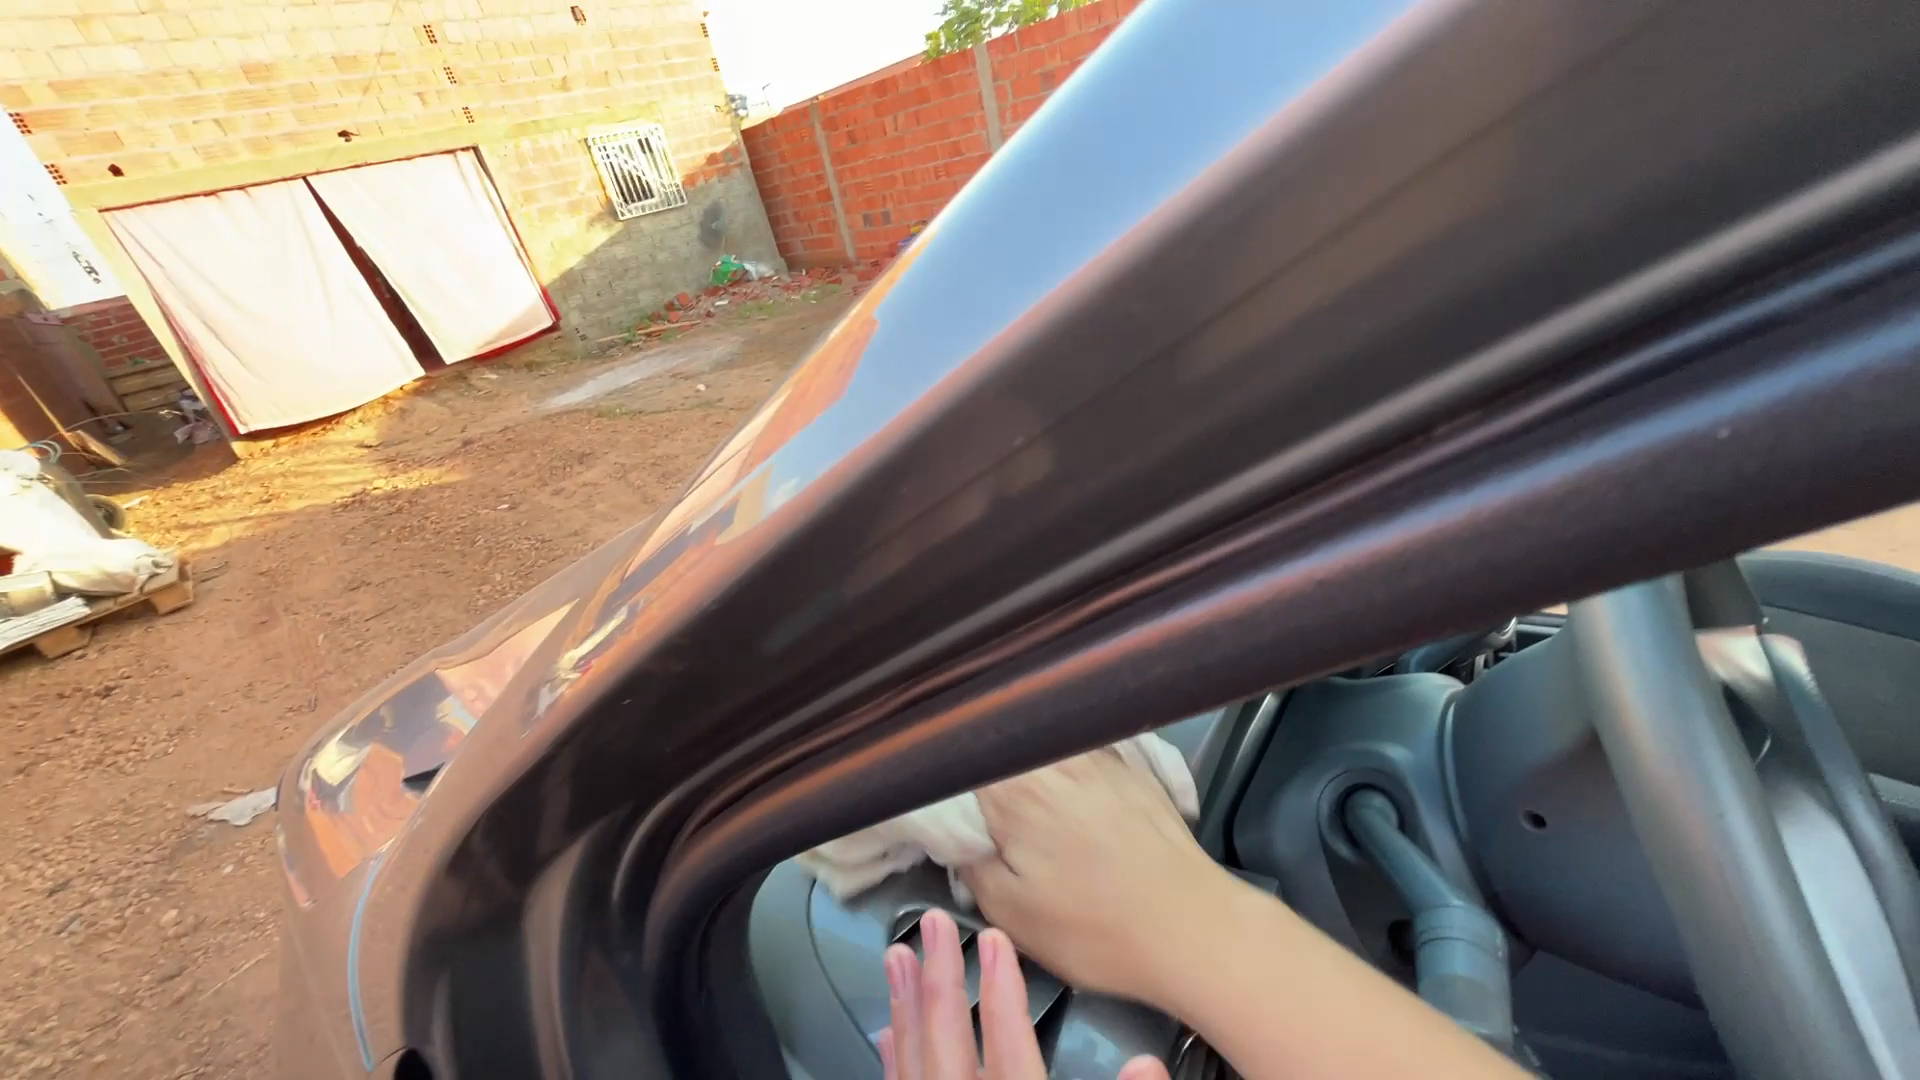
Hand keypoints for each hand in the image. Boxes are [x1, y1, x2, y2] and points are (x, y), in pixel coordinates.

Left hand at [880, 908, 1167, 1079]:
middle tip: (930, 923)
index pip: (1012, 1054)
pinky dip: (893, 1058)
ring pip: (914, 1062)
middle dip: (940, 978)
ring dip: (905, 1007)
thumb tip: (1148, 1063)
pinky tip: (886, 1031)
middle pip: (949, 1044)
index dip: (1004, 993)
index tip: (995, 938)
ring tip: (896, 956)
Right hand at [959, 748, 1236, 1005]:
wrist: (1194, 928)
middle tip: (988, 810)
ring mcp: (1097, 756)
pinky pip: (1080, 752)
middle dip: (987, 772)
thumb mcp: (1011, 913)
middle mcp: (1053, 758)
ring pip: (1041, 747)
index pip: (961, 761)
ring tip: (1031, 806)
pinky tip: (1075, 800)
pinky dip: (1066, 768)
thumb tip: (956, 834)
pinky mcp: (1131, 765)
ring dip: (1027, 766)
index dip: (949, 779)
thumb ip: (970, 863)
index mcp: (1014, 788)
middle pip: (1002, 748)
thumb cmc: (1095, 927)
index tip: (947, 802)